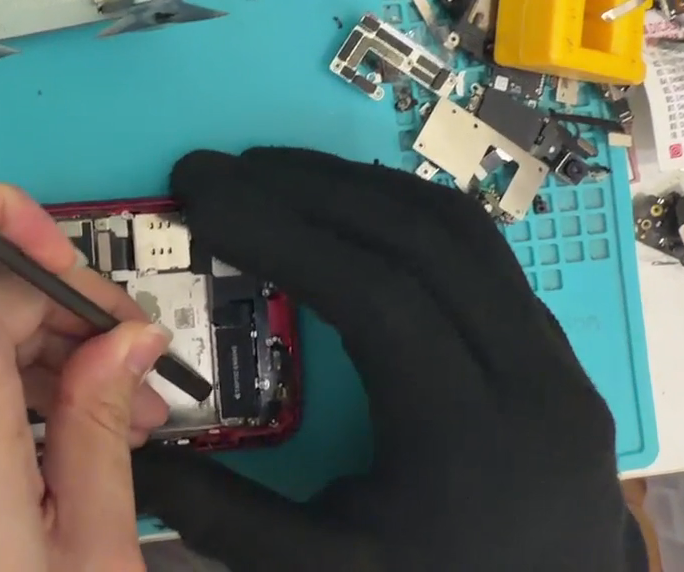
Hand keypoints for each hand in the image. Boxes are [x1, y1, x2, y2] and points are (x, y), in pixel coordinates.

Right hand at [137, 149, 635, 571]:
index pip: (374, 297)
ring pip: (451, 225)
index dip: (280, 236)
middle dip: (303, 188)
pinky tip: (336, 203)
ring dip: (349, 182)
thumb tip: (131, 442)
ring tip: (266, 170)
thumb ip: (222, 513)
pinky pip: (471, 244)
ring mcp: (552, 354)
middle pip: (415, 240)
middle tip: (216, 170)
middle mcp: (531, 382)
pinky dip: (392, 204)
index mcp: (472, 443)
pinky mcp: (546, 341)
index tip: (202, 202)